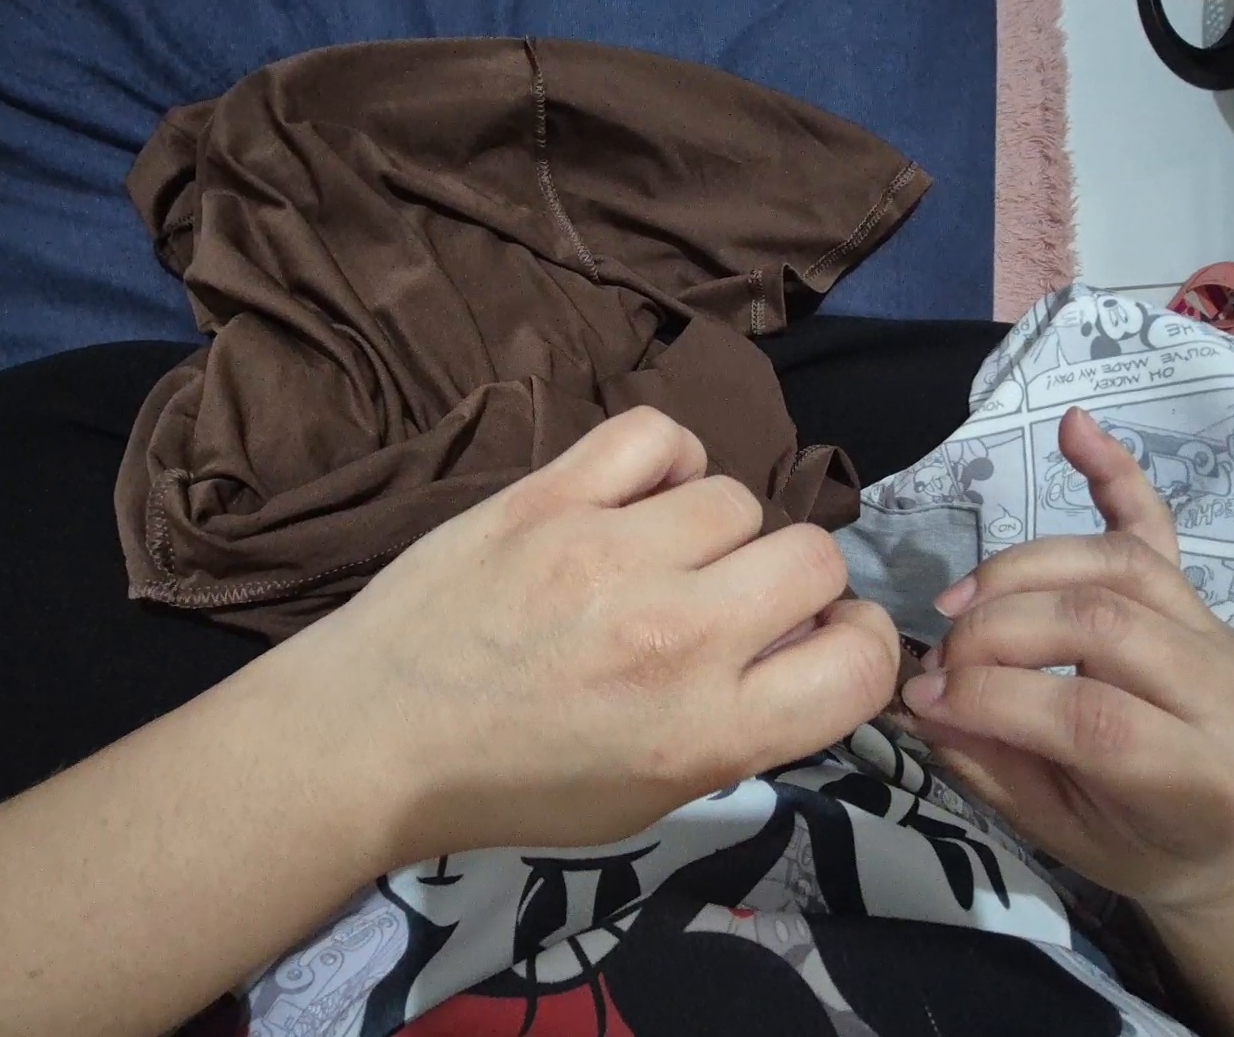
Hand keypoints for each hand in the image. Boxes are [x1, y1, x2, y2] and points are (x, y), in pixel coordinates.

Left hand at [277, 407, 899, 861]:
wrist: (371, 739)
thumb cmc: (514, 785)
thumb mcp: (650, 797)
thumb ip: (742, 724)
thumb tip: (797, 640)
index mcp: (709, 730)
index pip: (860, 663)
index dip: (862, 642)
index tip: (822, 637)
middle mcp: (678, 634)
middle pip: (814, 555)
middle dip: (796, 579)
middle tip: (738, 596)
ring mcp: (609, 553)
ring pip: (736, 495)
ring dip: (717, 530)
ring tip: (664, 552)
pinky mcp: (549, 496)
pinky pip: (655, 436)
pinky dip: (667, 462)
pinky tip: (639, 496)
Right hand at [900, 407, 1233, 915]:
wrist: (1221, 839)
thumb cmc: (1132, 844)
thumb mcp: (1054, 831)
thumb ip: (987, 761)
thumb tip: (921, 694)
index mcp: (1208, 781)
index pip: (1094, 718)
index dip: (992, 697)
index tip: (924, 697)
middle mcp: (1233, 695)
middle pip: (1104, 622)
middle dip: (998, 629)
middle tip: (943, 654)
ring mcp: (1221, 636)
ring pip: (1119, 564)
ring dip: (1021, 568)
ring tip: (962, 599)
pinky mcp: (1199, 603)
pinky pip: (1156, 528)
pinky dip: (1114, 474)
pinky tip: (1075, 428)